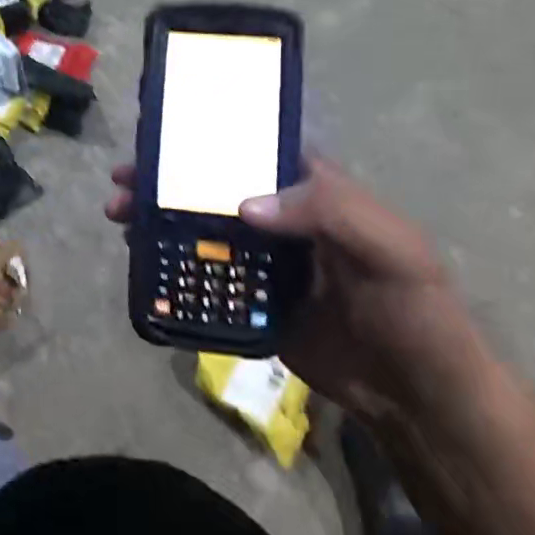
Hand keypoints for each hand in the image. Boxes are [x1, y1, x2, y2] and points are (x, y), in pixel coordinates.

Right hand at [106, 158, 480, 415]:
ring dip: (162, 221)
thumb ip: (327, 211)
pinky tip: (141, 260)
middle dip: (169, 182)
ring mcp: (266, 264)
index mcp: (317, 192)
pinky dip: (174, 267)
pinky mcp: (253, 303)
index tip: (163, 138)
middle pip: (217, 190)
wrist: (415, 396)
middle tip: (122, 182)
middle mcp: (285, 220)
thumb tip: (244, 206)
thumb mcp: (390, 248)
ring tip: (119, 216)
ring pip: (205, 231)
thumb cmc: (415, 310)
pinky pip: (208, 278)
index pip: (258, 151)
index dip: (210, 140)